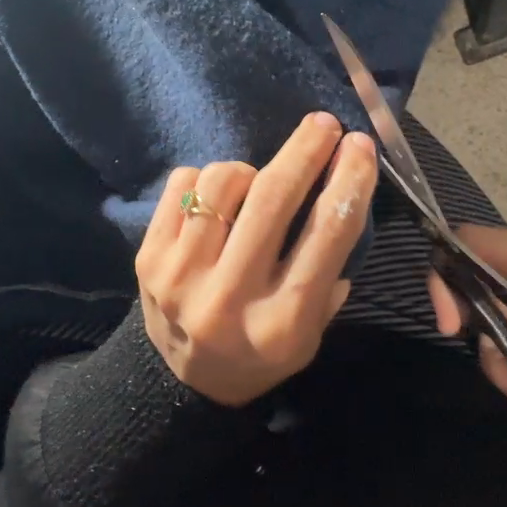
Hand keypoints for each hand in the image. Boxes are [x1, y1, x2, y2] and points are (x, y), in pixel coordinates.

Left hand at [136, 112, 377, 406]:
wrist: (183, 381)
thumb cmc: (260, 351)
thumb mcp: (310, 332)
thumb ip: (330, 269)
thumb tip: (345, 184)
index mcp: (281, 323)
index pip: (325, 237)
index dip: (349, 182)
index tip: (360, 147)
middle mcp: (229, 299)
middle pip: (273, 201)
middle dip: (304, 152)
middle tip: (324, 124)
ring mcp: (180, 276)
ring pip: (223, 181)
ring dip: (250, 170)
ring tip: (257, 186)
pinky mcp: (146, 257)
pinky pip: (183, 182)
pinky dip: (207, 179)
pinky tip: (217, 202)